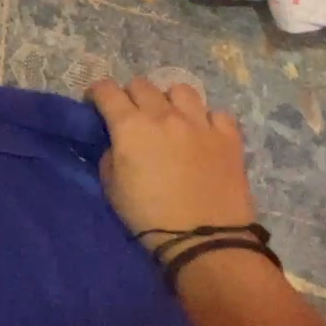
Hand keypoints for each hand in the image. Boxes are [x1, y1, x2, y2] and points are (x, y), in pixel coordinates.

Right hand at [86, 77, 254, 242]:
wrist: (205, 242)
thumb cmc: (149, 215)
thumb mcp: (111, 182)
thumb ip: (111, 152)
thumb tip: (119, 142)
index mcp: (129, 125)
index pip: (105, 89)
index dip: (96, 94)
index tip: (96, 106)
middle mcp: (163, 115)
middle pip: (141, 84)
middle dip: (130, 96)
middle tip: (132, 115)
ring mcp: (199, 125)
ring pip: (181, 90)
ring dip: (170, 100)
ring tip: (171, 118)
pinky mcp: (229, 140)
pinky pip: (218, 114)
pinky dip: (209, 120)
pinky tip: (203, 133)